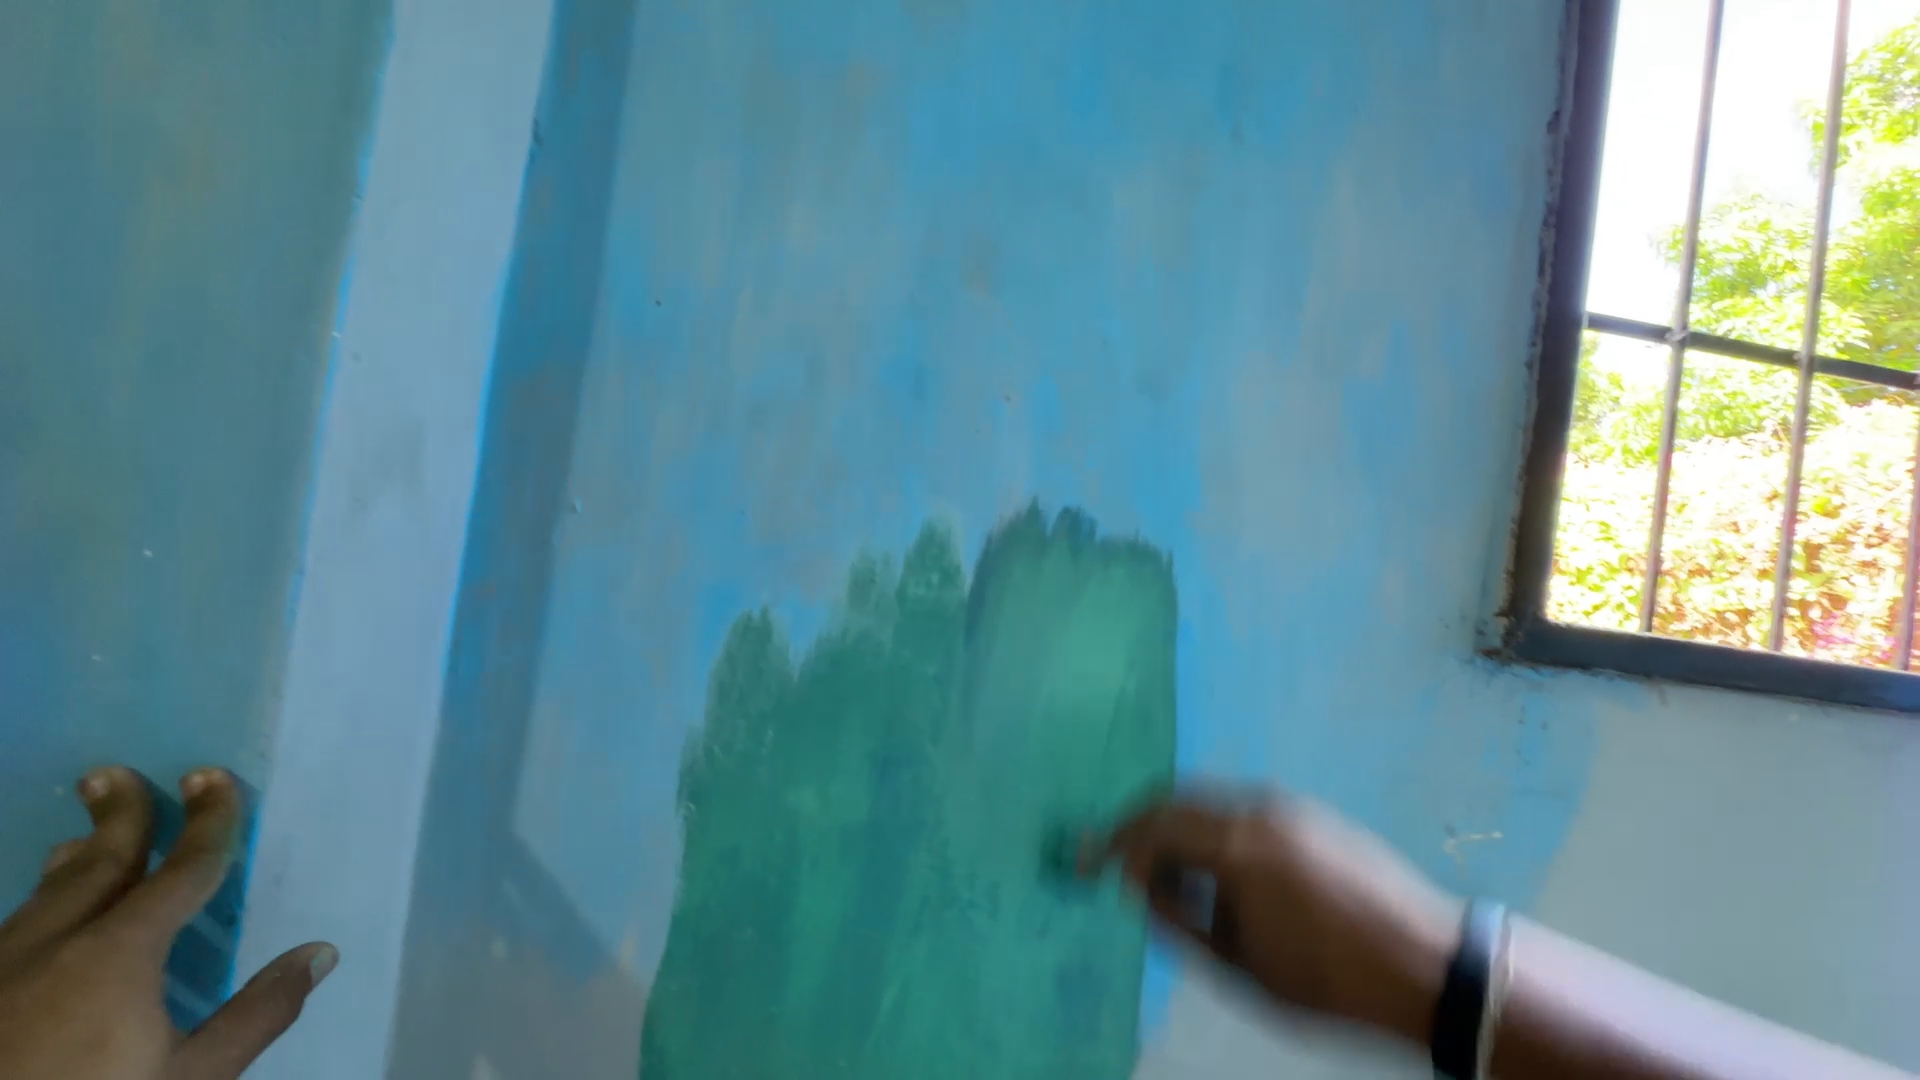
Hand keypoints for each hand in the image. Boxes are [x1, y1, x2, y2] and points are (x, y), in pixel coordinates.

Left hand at [0, 766, 335, 1078]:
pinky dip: (31, 908)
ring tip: (80, 838)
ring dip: (71, 863)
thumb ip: (256, 1014)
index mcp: (116, 955)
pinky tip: (30, 920)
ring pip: (37, 902)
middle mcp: (45, 950)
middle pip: (93, 868)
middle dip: (116, 818)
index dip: (207, 821)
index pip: (180, 869)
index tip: (213, 778)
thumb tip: (321, 952)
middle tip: (113, 774)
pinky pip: (3, 936)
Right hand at [1082, 790, 1458, 1044]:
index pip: (1151, 829)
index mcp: (1234, 846)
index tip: (1090, 865)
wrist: (1430, 961)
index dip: (1114, 846)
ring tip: (1168, 872)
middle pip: (1172, 800)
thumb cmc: (1331, 979)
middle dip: (1137, 829)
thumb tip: (1142, 891)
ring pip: (1204, 798)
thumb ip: (1180, 923)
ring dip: (1173, 826)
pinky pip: (1235, 805)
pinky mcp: (1304, 809)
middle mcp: (1252, 808)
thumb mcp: (1243, 968)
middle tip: (1119, 862)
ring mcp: (1282, 803)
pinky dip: (1207, 826)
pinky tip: (1215, 865)